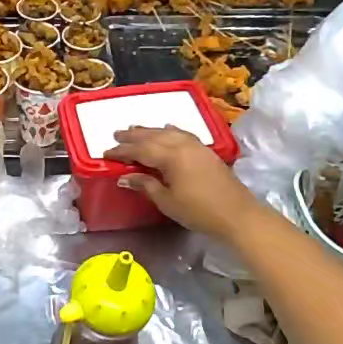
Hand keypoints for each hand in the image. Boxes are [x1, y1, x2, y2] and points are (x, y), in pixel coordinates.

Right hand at [104, 126, 270, 240]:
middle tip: (117, 134)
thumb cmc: (198, 211)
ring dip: (151, 131)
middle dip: (134, 135)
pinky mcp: (206, 151)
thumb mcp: (167, 202)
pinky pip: (182, 134)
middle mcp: (182, 144)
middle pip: (153, 136)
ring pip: (168, 132)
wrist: (236, 213)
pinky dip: (170, 131)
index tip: (106, 153)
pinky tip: (167, 131)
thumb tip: (124, 177)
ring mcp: (196, 145)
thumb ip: (146, 185)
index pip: (140, 149)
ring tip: (136, 130)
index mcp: (170, 156)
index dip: (122, 151)